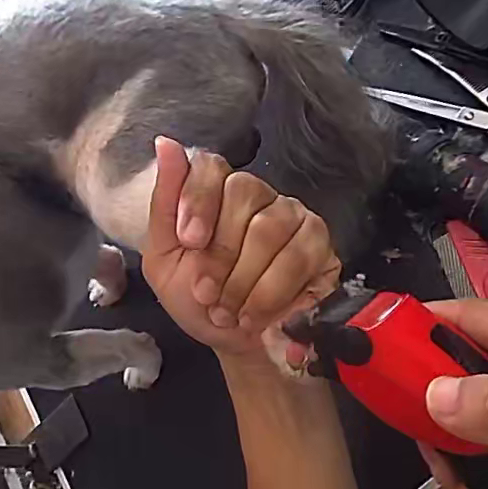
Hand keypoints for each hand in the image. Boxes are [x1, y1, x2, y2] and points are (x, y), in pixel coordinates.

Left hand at [142, 138, 340, 357]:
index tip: (190, 242)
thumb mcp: (165, 260)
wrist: (234, 344)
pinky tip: (260, 316)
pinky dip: (275, 293)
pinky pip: (302, 259)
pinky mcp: (323, 250)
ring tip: (232, 313)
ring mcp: (298, 220)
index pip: (213, 167)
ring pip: (273, 229)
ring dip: (246, 281)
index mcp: (221, 193)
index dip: (199, 200)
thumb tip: (165, 144)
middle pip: (246, 197)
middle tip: (208, 296)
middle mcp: (264, 199)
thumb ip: (164, 205)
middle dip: (222, 256)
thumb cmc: (199, 301)